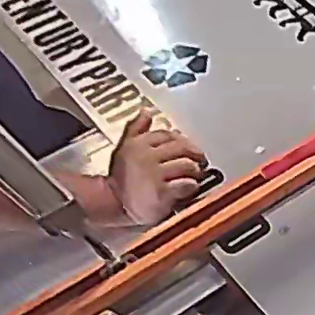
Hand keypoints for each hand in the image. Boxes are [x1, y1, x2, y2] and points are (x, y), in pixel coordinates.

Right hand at [108, 109, 206, 224]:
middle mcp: (145, 157)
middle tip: (200, 162)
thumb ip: (136, 129)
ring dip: (195, 172)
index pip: (168, 135)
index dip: (183, 141)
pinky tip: (188, 188)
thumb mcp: (125, 148)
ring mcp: (154, 175)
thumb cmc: (123, 177)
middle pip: (182, 148)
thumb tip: (146, 112)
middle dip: (195, 155)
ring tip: (193, 176)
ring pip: (187, 165)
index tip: (189, 148)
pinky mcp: (162, 193)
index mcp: (138, 144)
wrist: (115, 203)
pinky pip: (187, 184)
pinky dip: (192, 186)